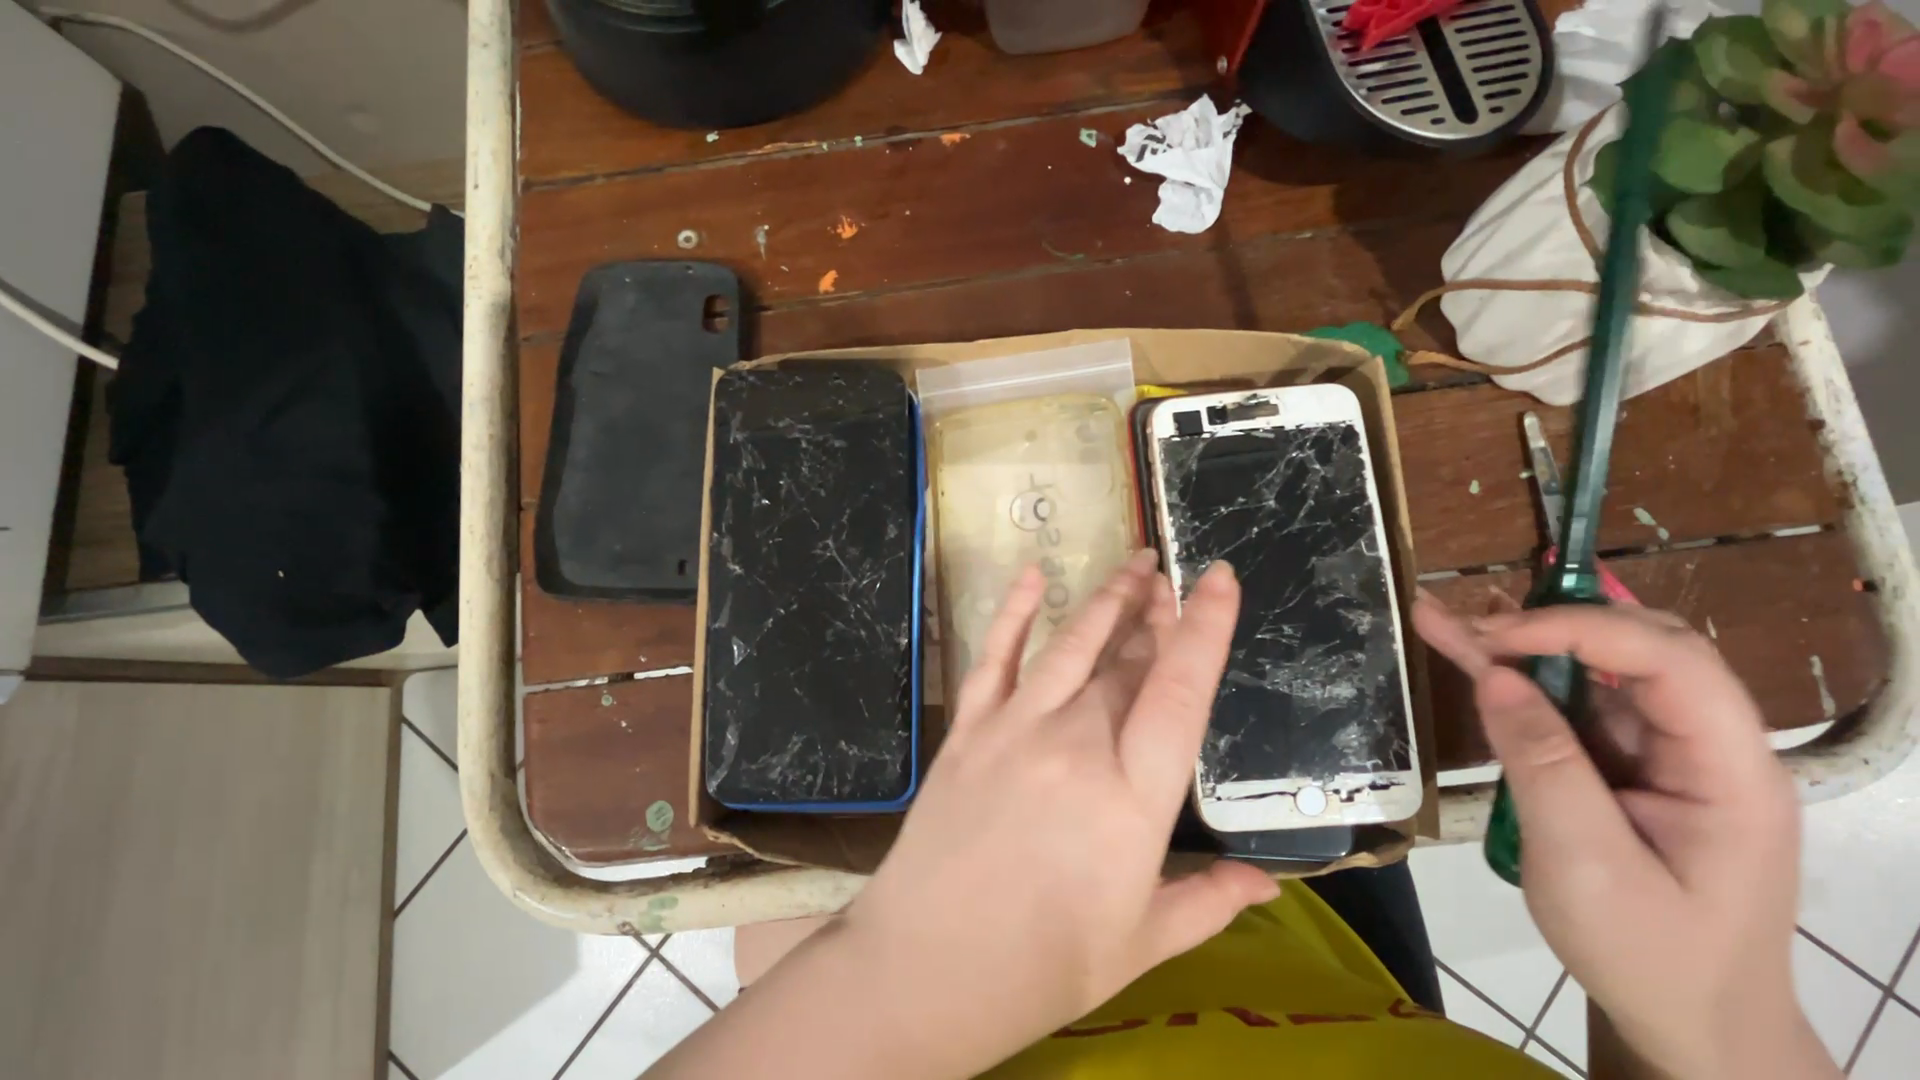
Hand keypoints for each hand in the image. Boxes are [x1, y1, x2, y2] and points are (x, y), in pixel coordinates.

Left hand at [839, 552, 1277, 1076]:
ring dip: (1105, 601)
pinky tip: (1032, 576)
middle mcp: (1076, 745)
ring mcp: (1014, 729)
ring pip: (1070, 646)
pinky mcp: (968, 731)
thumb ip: (1207, 903)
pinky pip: (994, 658)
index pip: (1180, 691)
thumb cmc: (1044, 967)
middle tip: (1172, 577)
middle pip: (1127, 662)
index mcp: (1132, 797)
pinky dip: (1014, 613)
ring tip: (1132, 565)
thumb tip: (1269, 883)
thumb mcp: (1141, 944)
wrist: (926, 968)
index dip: (1204, 628)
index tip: (1218, 577)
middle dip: (1156, 614)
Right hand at [1414, 595, 1835, 1079]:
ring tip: (1445, 620)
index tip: (1494, 636)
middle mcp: (1708, 747)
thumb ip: (1544, 765)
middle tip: (1469, 624)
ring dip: (1524, 644)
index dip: (1579, 630)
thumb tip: (1495, 677)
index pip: (1668, 661)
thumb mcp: (1585, 864)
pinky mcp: (1629, 769)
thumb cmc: (1648, 953)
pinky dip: (1520, 682)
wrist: (1690, 1024)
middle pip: (1643, 649)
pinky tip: (1469, 656)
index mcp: (1730, 769)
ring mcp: (1668, 757)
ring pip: (1600, 671)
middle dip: (1552, 624)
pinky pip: (1575, 709)